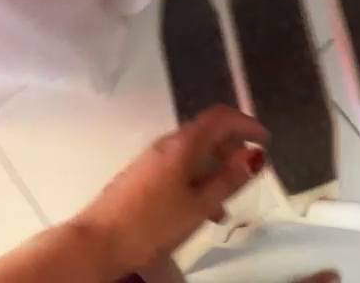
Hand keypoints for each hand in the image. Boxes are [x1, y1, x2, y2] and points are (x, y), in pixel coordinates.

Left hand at [71, 105, 268, 275]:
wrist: (95, 243)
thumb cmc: (151, 224)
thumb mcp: (198, 206)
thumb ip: (227, 180)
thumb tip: (253, 156)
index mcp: (184, 143)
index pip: (220, 116)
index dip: (245, 123)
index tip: (264, 139)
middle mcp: (168, 143)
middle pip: (207, 132)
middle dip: (231, 148)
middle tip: (248, 172)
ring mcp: (152, 158)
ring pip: (193, 153)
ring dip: (214, 169)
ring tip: (224, 204)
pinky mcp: (141, 176)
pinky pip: (178, 167)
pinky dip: (196, 179)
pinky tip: (198, 211)